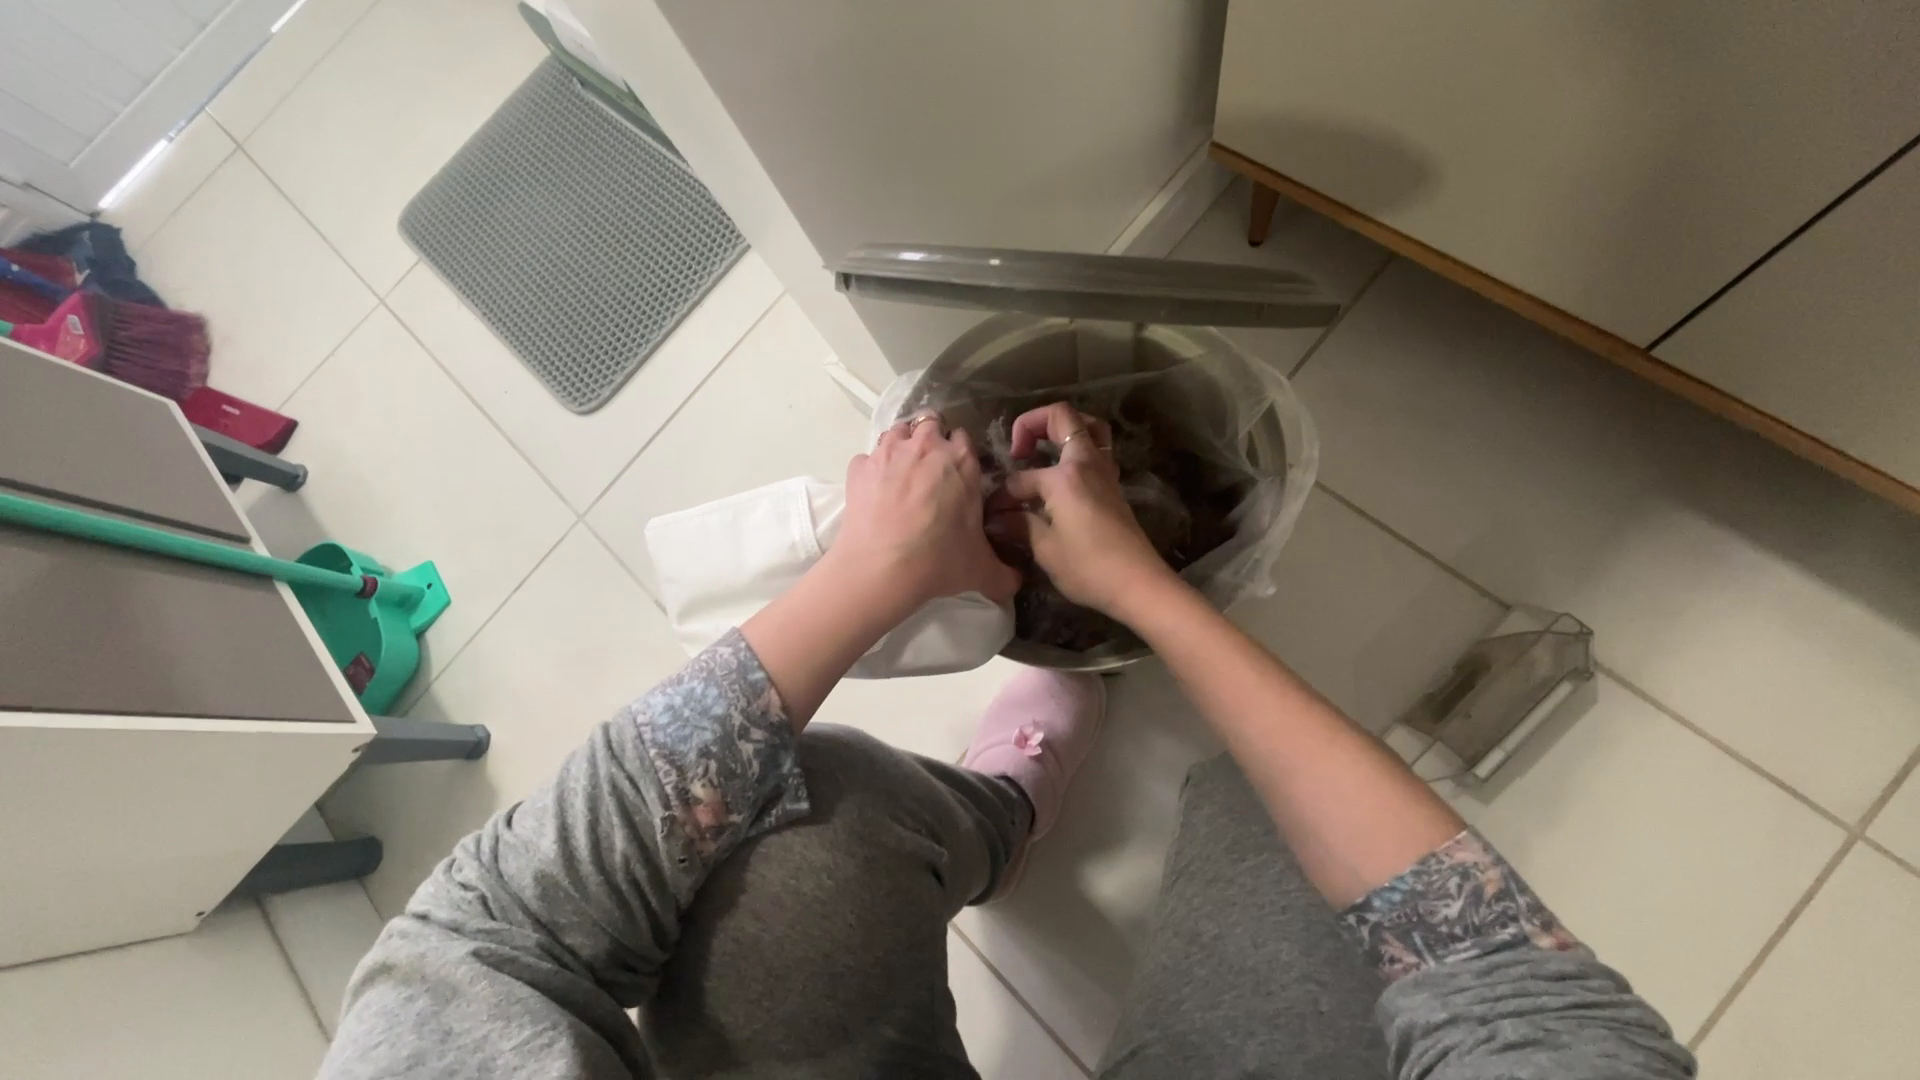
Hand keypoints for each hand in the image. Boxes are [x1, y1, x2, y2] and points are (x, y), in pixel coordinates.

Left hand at [829, 410, 1019, 609]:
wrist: (882, 569)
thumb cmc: (940, 561)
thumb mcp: (983, 572)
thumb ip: (1005, 575)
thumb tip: (1018, 582)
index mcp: (962, 461)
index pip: (965, 438)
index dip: (960, 455)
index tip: (957, 476)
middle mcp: (926, 446)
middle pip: (931, 424)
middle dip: (931, 441)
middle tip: (930, 472)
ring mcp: (889, 452)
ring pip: (898, 432)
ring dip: (902, 446)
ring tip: (902, 474)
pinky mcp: (859, 467)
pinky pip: (868, 457)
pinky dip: (872, 469)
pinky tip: (875, 491)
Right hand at [1001, 402, 1179, 616]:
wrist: (1138, 584)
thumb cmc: (1088, 567)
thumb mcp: (1045, 549)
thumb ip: (1019, 525)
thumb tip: (994, 519)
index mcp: (1065, 476)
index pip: (1022, 477)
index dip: (1002, 495)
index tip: (991, 515)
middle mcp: (1086, 464)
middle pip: (1064, 417)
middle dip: (1034, 423)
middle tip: (1019, 450)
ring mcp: (1105, 474)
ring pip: (1090, 429)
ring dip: (1064, 430)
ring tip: (1043, 450)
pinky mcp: (1113, 488)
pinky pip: (1096, 452)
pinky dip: (1077, 451)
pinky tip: (1061, 477)